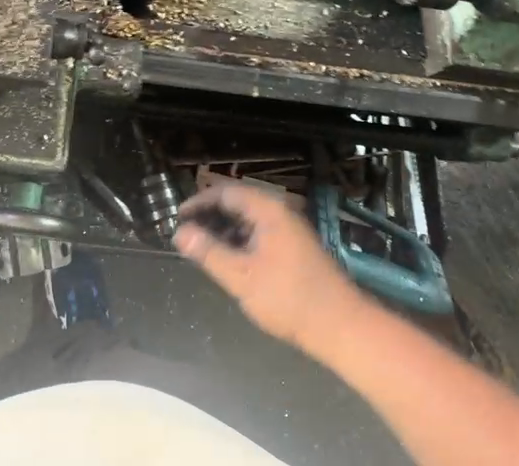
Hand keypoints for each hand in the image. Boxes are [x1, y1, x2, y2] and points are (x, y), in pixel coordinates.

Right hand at [172, 182, 368, 353]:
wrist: (340, 326)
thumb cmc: (287, 298)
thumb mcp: (241, 277)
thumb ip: (209, 252)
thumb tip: (180, 233)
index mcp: (268, 211)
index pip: (225, 192)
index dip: (199, 202)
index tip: (178, 218)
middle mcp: (280, 213)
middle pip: (238, 203)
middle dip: (210, 216)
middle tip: (187, 233)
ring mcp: (290, 231)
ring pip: (249, 220)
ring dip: (225, 230)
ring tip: (203, 248)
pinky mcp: (295, 249)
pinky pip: (260, 234)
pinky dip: (241, 241)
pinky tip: (231, 261)